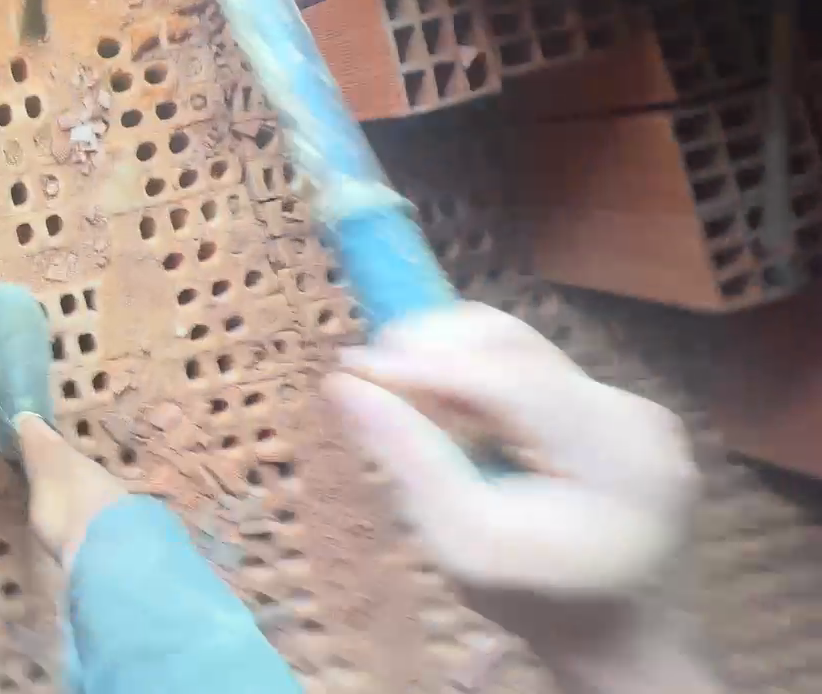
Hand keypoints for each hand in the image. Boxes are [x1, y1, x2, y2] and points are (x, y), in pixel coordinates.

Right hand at [323, 304, 709, 690]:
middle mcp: (627, 411)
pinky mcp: (592, 395)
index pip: (502, 379)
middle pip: (503, 342)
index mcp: (613, 456)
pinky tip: (440, 403)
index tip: (345, 368)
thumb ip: (406, 456)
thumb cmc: (537, 599)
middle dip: (423, 349)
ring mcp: (617, 398)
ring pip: (500, 335)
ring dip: (436, 351)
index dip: (417, 364)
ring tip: (402, 392)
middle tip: (369, 379)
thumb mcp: (459, 541)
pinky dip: (456, 362)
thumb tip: (338, 382)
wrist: (618, 630)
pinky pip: (506, 352)